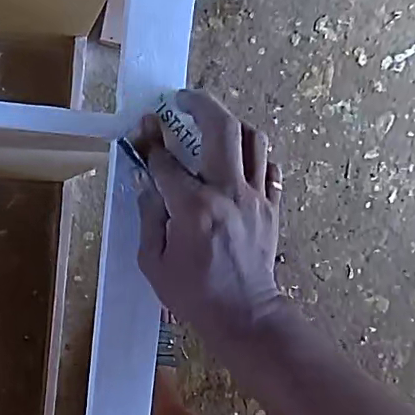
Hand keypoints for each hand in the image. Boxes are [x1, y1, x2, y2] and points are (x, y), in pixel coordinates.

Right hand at [135, 89, 284, 336]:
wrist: (245, 315)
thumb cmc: (192, 293)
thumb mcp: (153, 260)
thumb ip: (149, 216)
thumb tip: (146, 182)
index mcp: (194, 208)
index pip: (167, 161)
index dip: (150, 141)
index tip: (141, 126)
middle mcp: (229, 193)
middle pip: (222, 129)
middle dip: (200, 105)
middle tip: (182, 99)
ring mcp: (257, 197)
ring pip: (253, 140)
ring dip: (230, 124)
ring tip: (212, 124)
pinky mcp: (272, 207)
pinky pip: (268, 167)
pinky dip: (252, 154)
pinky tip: (236, 159)